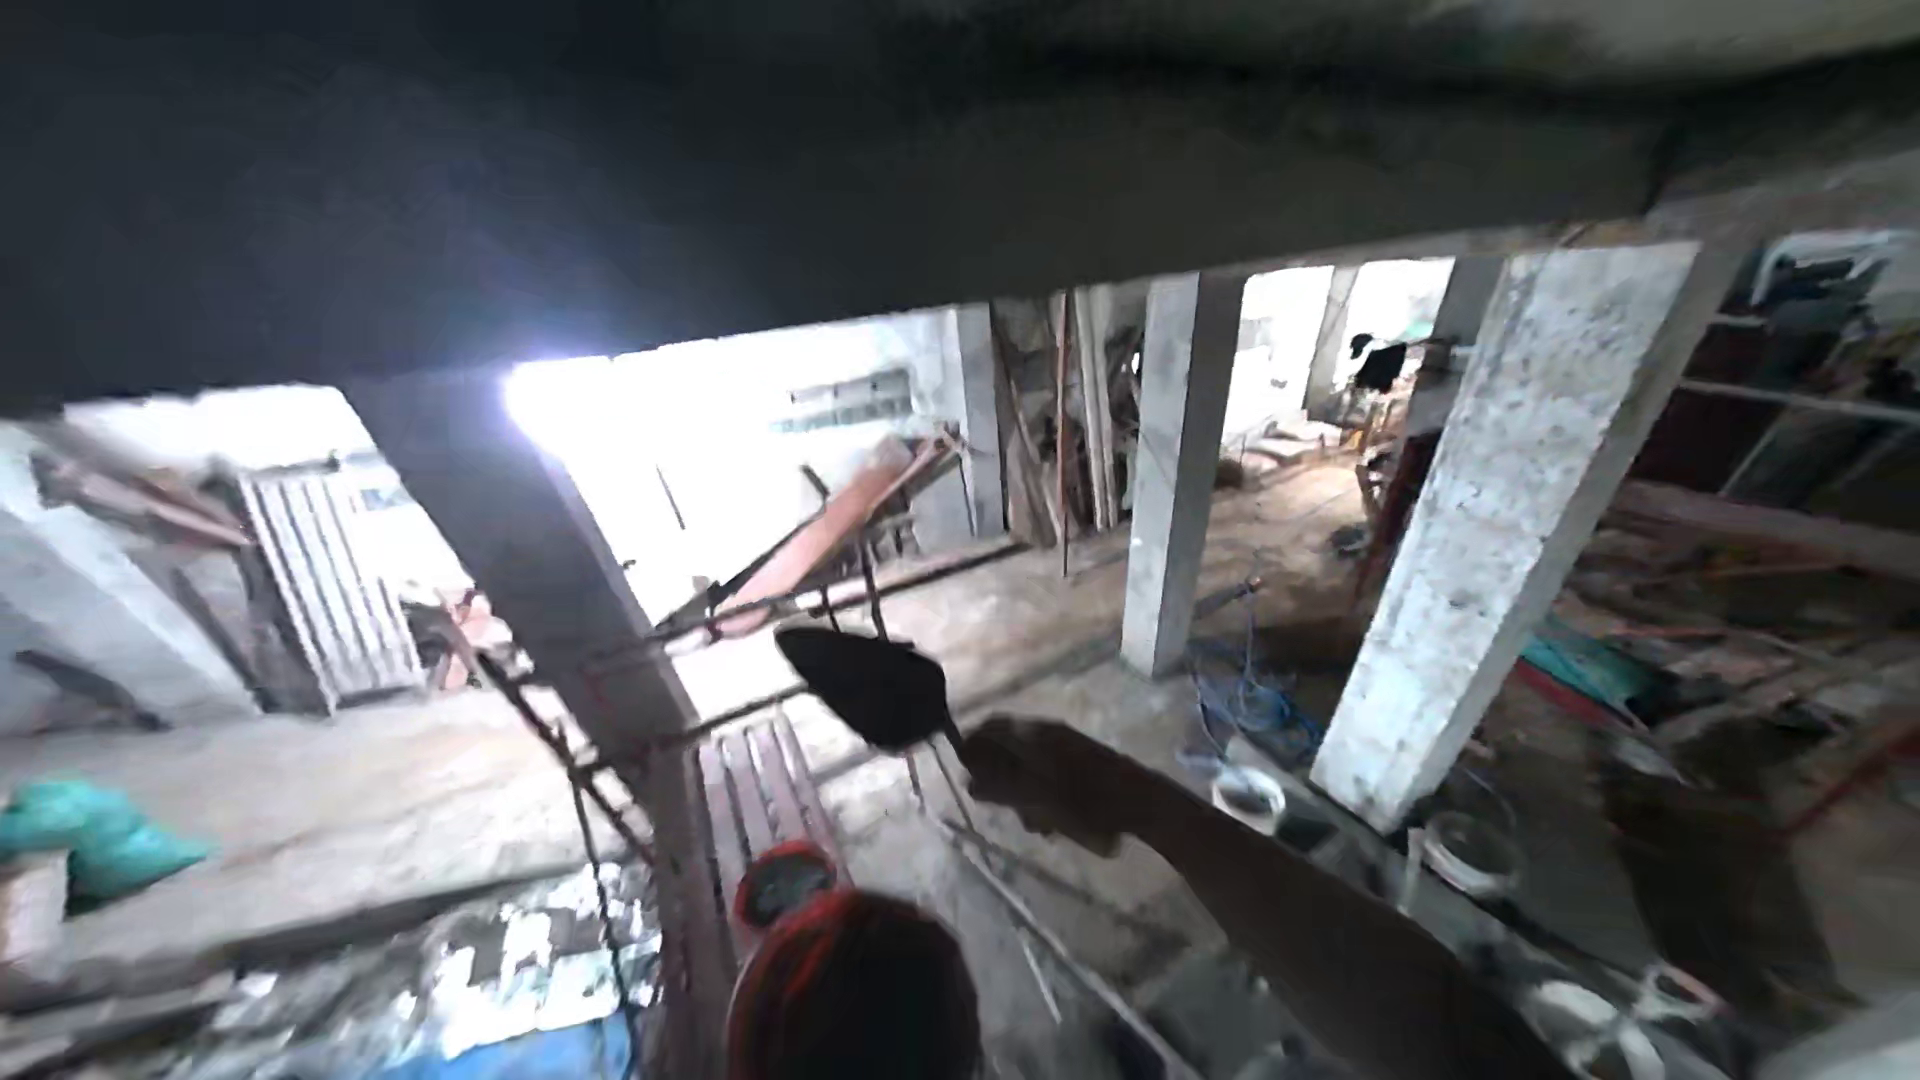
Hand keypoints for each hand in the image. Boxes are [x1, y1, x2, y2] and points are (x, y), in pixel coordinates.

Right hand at [957, 716, 1166, 855]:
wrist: (1140, 801)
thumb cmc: (1085, 800)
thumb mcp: (1037, 798)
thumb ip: (1001, 789)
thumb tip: (971, 784)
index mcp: (1033, 733)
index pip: (990, 727)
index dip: (972, 747)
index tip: (967, 775)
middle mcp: (1046, 732)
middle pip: (1007, 749)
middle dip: (1000, 779)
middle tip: (1005, 808)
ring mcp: (1064, 745)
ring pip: (1028, 765)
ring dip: (1023, 793)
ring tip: (1035, 823)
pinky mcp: (1079, 761)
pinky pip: (1047, 774)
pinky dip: (1042, 794)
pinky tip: (1052, 822)